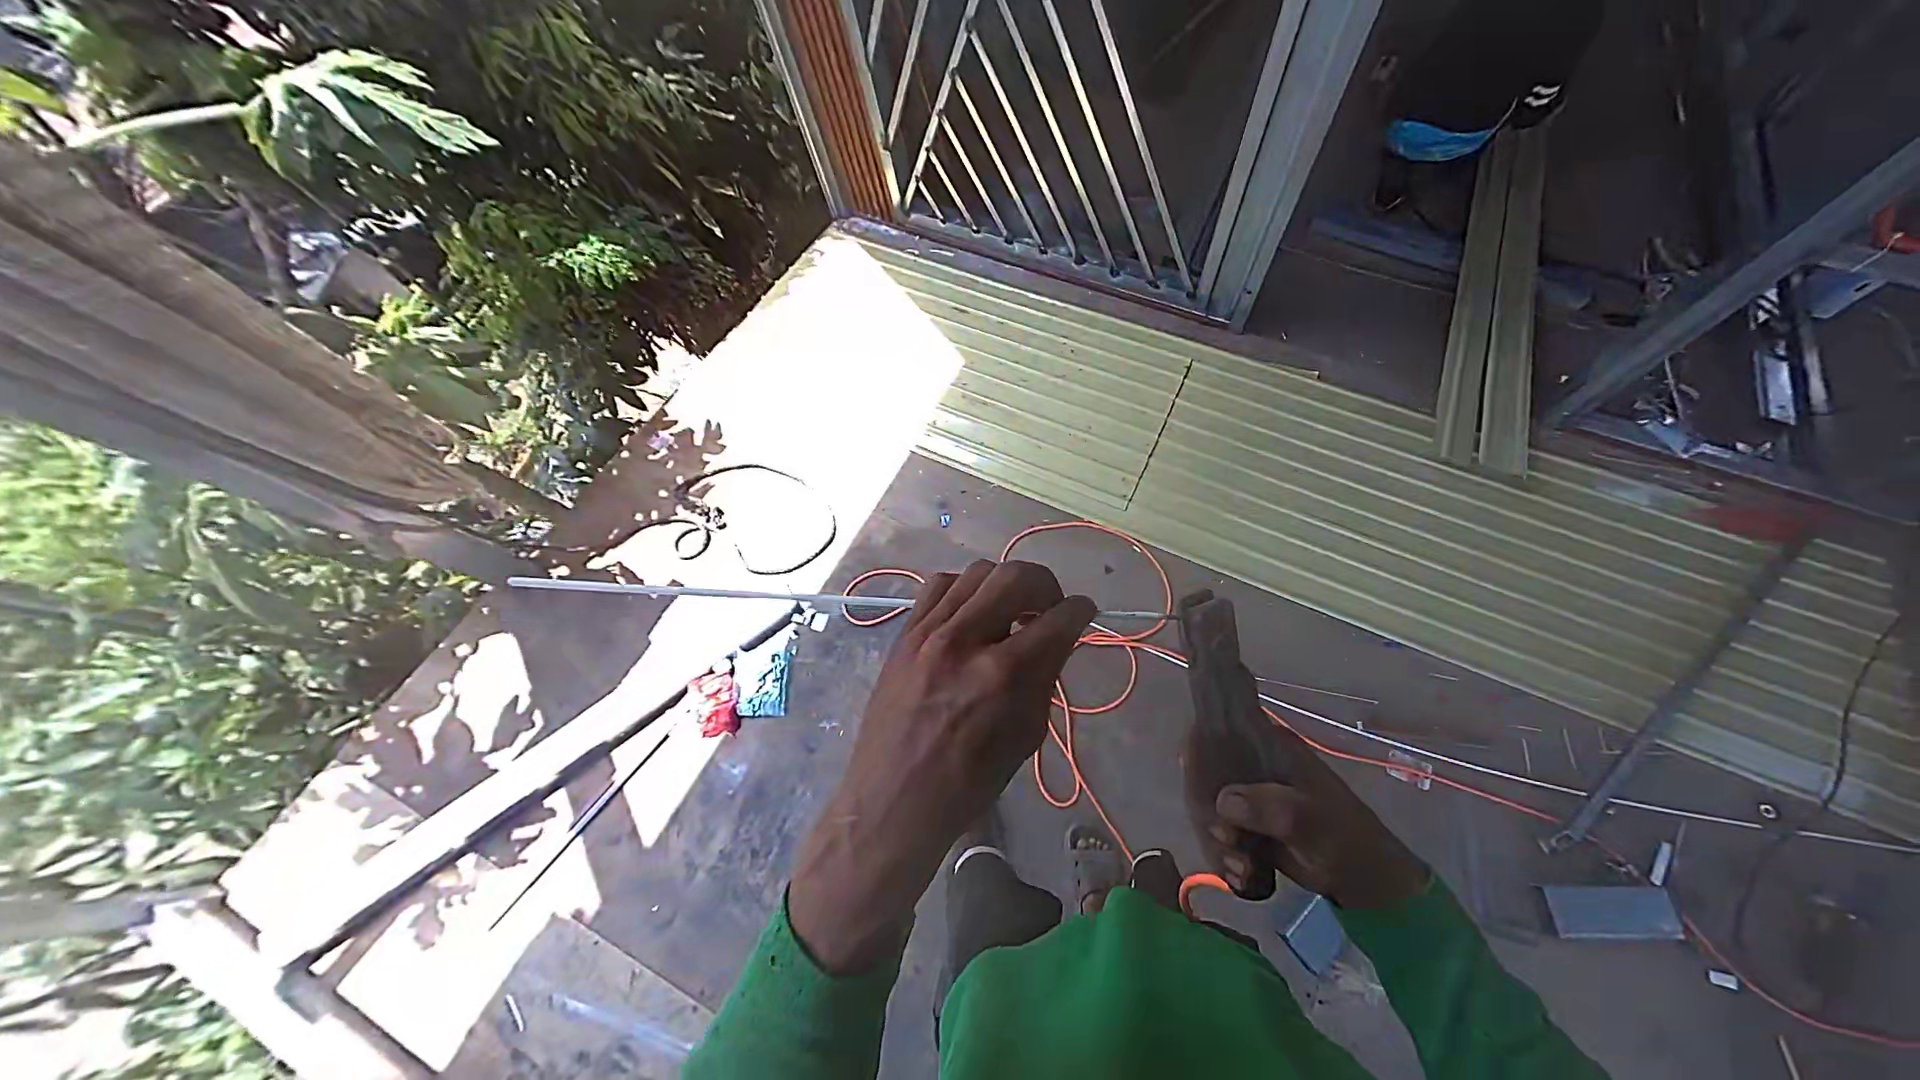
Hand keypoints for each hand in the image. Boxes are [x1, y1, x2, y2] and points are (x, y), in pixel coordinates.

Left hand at [789, 560, 1094, 972]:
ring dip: (1005, 585)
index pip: (1058, 620)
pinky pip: (938, 586)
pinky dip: (964, 589)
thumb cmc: (968, 782)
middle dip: (1046, 585)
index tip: (1084, 610)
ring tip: (1010, 610)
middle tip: (1049, 607)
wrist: (895, 797)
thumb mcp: (1026, 735)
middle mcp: (965, 641)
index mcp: (1003, 676)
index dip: (1081, 610)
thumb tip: (1057, 636)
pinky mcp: (904, 634)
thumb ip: (1045, 677)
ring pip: (977, 572)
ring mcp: (928, 633)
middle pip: (1016, 576)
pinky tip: (971, 613)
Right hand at [1201, 732, 1427, 909]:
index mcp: (1268, 744)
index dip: (1201, 756)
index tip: (1205, 794)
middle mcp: (1251, 762)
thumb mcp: (1310, 819)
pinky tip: (1240, 874)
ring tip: (1242, 869)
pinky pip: (1215, 828)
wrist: (1367, 884)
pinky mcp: (1245, 820)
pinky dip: (1221, 853)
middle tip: (1228, 844)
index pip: (1218, 731)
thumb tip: (1223, 802)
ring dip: (1215, 840)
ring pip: (1206, 804)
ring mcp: (1247, 792)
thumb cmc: (1345, 840)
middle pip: (1203, 772)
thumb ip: (1269, 807)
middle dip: (1207, 813)